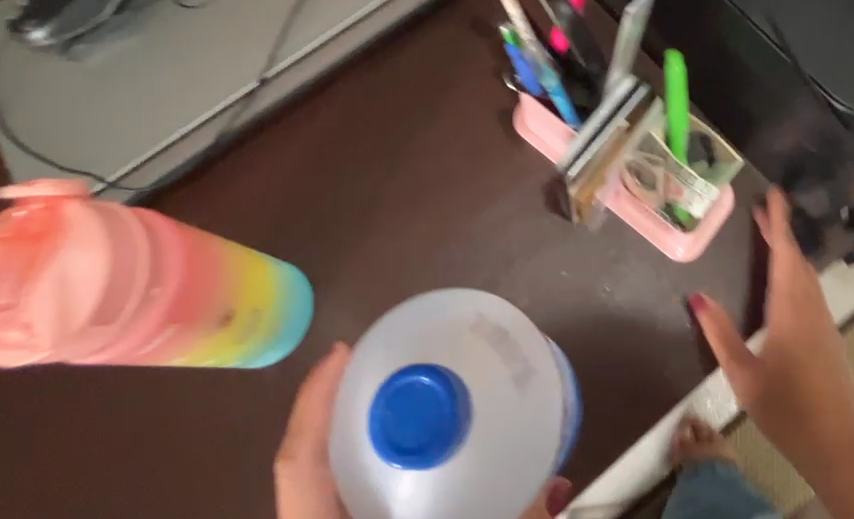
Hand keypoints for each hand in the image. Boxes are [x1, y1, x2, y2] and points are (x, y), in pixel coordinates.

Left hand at [273, 341, 574, 518]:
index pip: (300, 466)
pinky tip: (429, 486)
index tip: (346, 352)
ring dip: (369, 458)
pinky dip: (386, 493)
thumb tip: (553, 490)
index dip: (315, 403)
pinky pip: (351, 516)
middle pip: (313, 473)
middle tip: (402, 378)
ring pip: (333, 499)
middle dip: (352, 419)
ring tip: (414, 419)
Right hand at [688, 188, 853, 467]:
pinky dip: (796, 274)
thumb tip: (697, 296)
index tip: (773, 194)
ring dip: (789, 253)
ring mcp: (824, 323)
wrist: (837, 445)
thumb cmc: (787, 409)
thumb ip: (720, 334)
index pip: (784, 253)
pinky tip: (784, 283)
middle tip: (761, 210)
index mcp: (790, 310)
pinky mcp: (829, 338)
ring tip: (769, 239)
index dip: (778, 222)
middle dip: (781, 232)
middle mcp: (811, 308)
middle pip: (797, 260)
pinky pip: (811, 292)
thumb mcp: (743, 375)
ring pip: (807, 276)